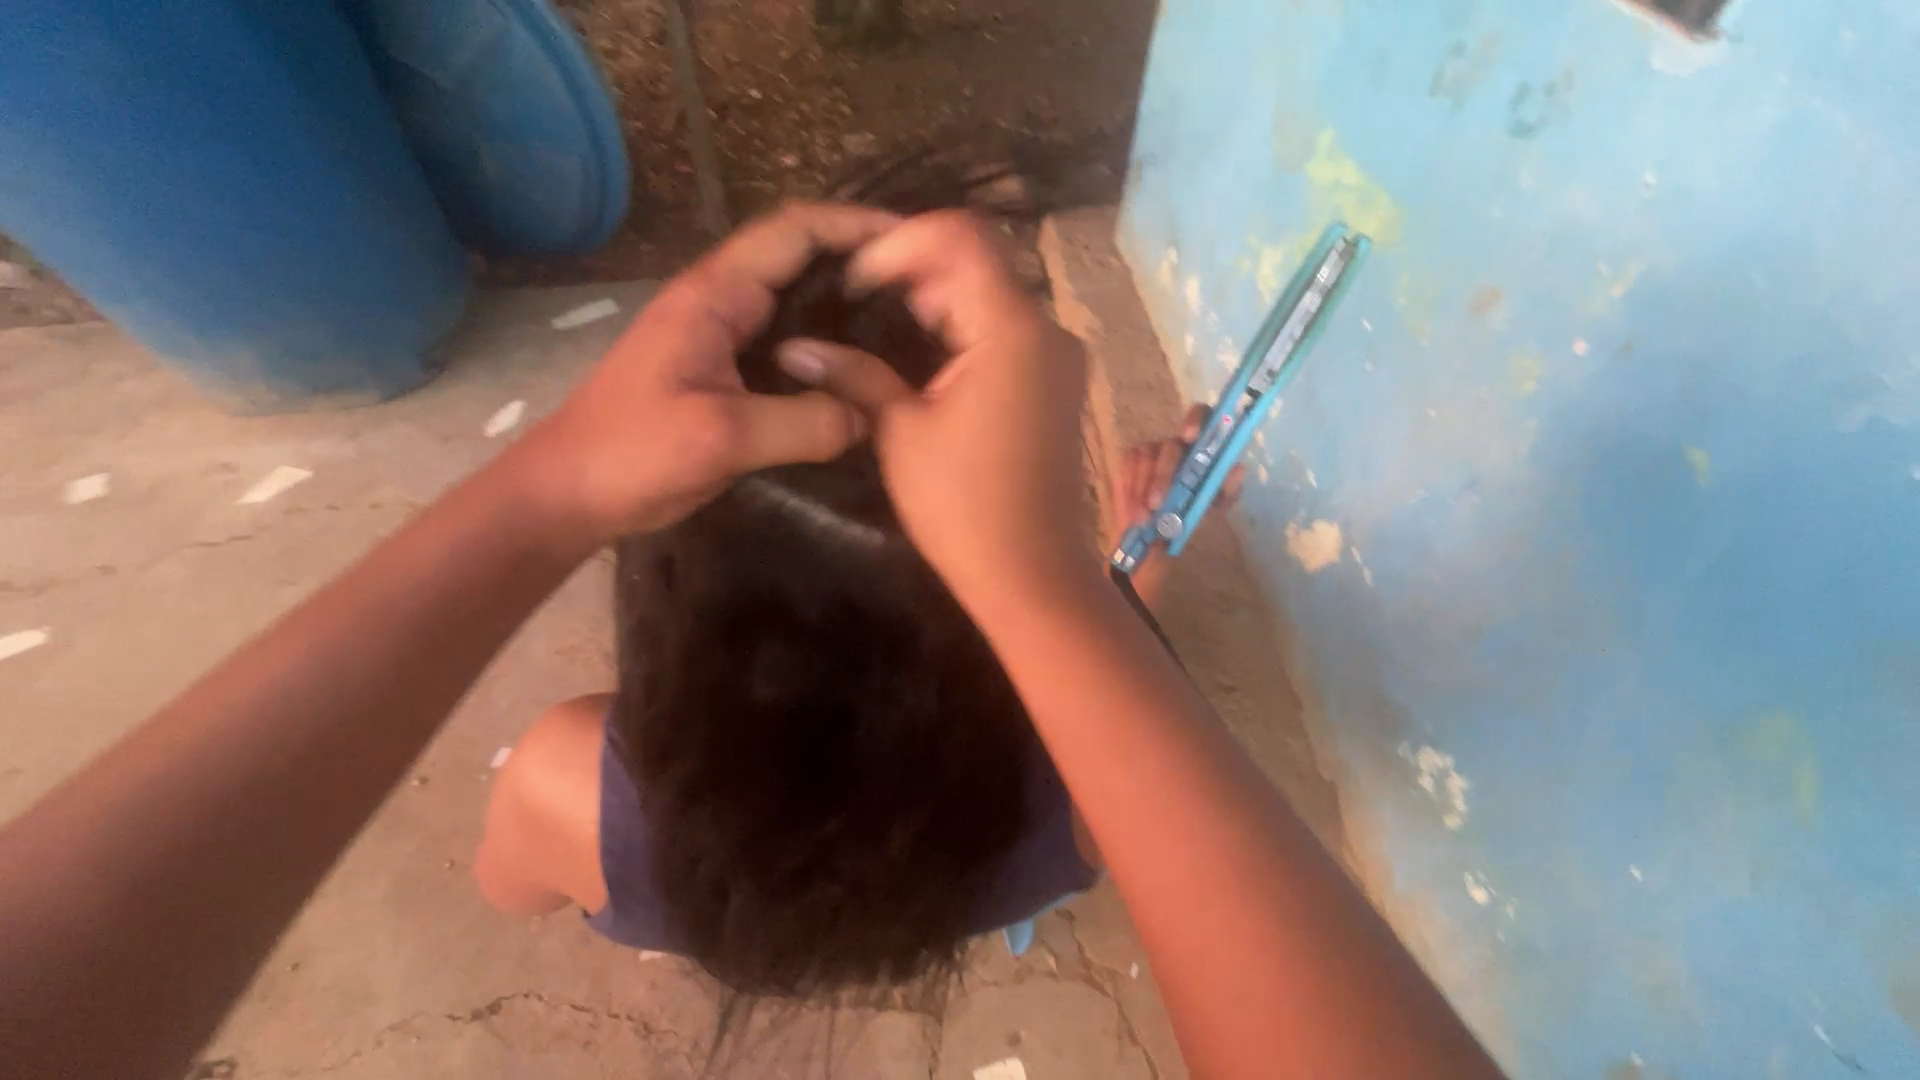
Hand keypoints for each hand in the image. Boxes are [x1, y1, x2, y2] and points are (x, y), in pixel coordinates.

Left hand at [519, 202, 900, 541]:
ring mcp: (722, 339)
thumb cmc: (632, 452)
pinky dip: (826, 353)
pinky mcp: (725, 374)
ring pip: (796, 307)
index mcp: (716, 295)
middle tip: (923, 293)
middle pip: (801, 260)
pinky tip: (858, 380)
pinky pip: (788, 350)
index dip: (856, 225)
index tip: (914, 243)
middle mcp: (722, 303)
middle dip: (860, 265)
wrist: (571, 493)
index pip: (794, 231)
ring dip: (846, 309)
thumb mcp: (723, 436)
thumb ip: (805, 423)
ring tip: (905, 330)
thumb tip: (871, 416)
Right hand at [770, 211, 1093, 599]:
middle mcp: (1047, 330)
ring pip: (995, 297)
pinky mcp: (1056, 385)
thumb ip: (855, 375)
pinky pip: (1009, 333)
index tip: (854, 277)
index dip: (899, 241)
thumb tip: (795, 348)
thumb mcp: (901, 433)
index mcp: (1012, 330)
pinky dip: (966, 330)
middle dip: (916, 270)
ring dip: (939, 299)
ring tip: (882, 323)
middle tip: (859, 299)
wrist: (1030, 572)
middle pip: (981, 262)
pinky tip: (925, 354)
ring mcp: (1058, 358)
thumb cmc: (962, 506)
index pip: (960, 237)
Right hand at [1105, 404, 1244, 612]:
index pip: (1202, 416)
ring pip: (1145, 459)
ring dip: (1143, 490)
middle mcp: (1175, 445)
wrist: (1152, 541)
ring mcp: (1149, 451)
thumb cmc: (1186, 520)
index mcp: (1200, 449)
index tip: (1189, 437)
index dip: (1195, 420)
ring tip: (1144, 518)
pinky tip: (1133, 509)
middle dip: (1163, 475)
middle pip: (1169, 446)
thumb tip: (1238, 468)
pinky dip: (1129, 491)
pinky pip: (1127, 469)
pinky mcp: (1128, 462)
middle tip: (1157, 504)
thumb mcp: (1211, 510)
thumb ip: (1226, 491)